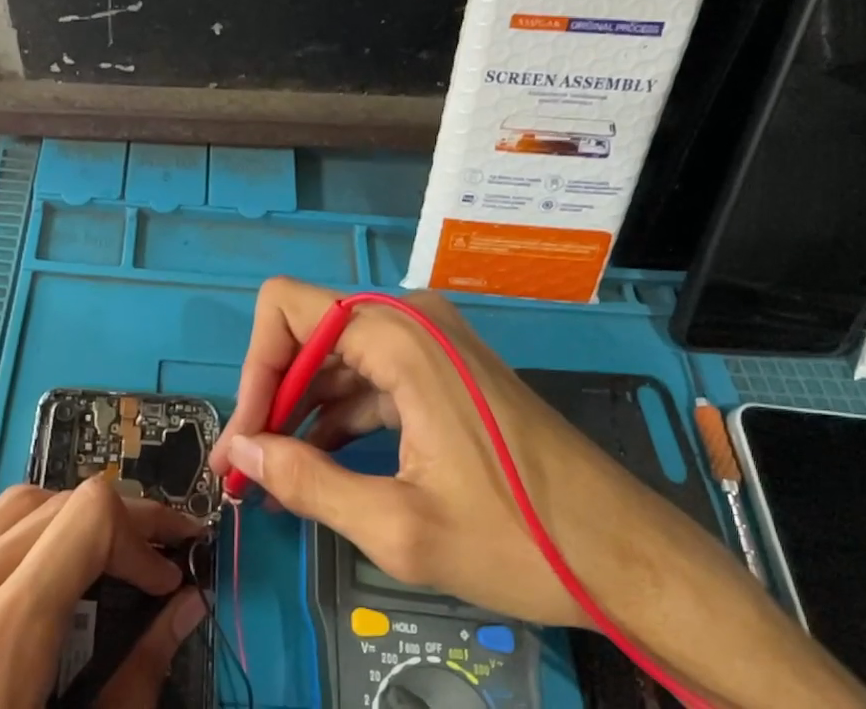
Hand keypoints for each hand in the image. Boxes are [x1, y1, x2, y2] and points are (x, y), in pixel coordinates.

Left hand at [0, 480, 209, 708]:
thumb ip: (139, 674)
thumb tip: (187, 606)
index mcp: (3, 638)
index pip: (86, 520)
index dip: (142, 536)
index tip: (166, 577)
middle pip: (57, 505)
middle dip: (119, 526)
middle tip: (156, 560)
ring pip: (13, 505)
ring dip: (68, 521)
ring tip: (101, 559)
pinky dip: (13, 530)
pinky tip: (32, 567)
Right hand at [211, 278, 865, 706]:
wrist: (626, 555)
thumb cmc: (518, 539)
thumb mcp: (399, 526)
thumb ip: (307, 482)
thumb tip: (238, 450)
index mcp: (401, 338)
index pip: (287, 310)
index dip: (254, 372)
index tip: (245, 440)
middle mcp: (414, 322)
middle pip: (307, 332)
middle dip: (271, 396)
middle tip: (248, 466)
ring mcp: (434, 345)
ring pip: (336, 357)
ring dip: (300, 410)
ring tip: (275, 474)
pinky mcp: (447, 373)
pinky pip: (371, 377)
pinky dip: (338, 416)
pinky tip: (320, 464)